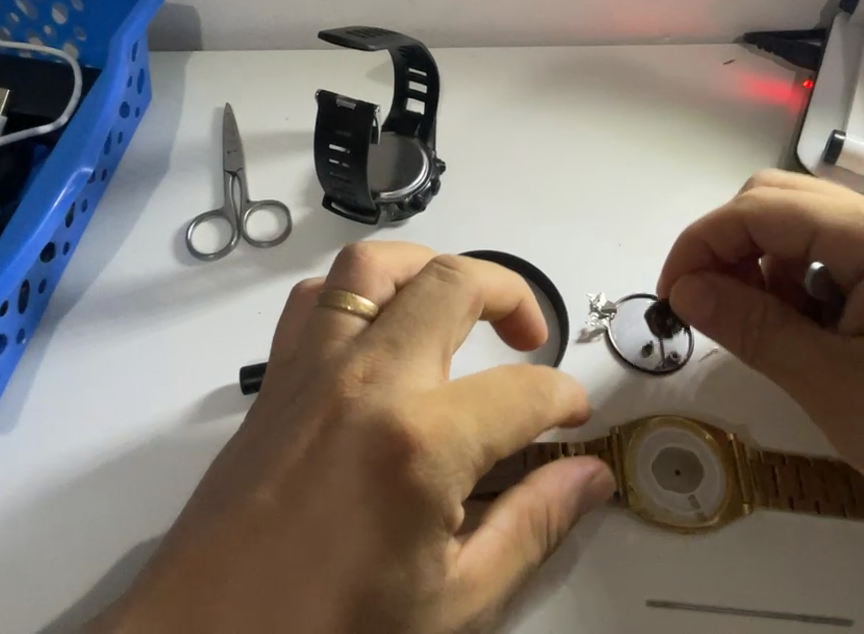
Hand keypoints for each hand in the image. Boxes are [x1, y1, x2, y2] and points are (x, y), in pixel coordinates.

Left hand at [99, 243, 614, 633]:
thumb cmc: (327, 630)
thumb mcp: (453, 600)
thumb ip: (531, 525)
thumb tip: (585, 478)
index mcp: (420, 443)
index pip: (524, 391)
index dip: (564, 397)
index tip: (571, 414)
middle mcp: (368, 381)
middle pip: (455, 284)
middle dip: (512, 294)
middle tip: (531, 336)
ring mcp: (315, 369)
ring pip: (376, 266)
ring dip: (430, 267)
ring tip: (457, 301)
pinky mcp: (278, 377)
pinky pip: (316, 298)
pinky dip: (357, 292)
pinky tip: (380, 325)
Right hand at [656, 171, 863, 552]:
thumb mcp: (842, 391)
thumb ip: (754, 329)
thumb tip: (687, 289)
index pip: (757, 208)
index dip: (699, 245)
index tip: (672, 300)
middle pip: (782, 201)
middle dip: (731, 250)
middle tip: (714, 315)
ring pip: (812, 230)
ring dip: (770, 270)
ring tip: (774, 339)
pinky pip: (847, 260)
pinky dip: (809, 287)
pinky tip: (820, 342)